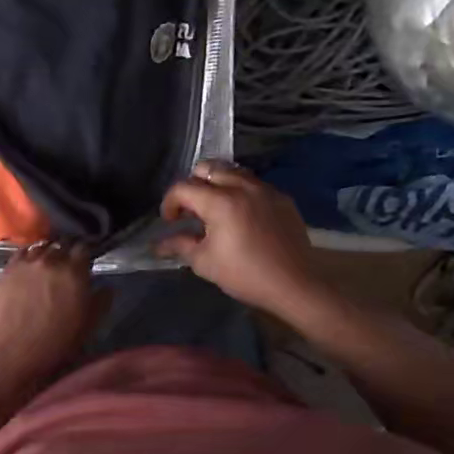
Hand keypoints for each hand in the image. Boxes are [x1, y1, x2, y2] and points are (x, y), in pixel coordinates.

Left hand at [0, 242, 99, 375]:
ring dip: (48, 251)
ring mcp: (28, 262)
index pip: (84, 248)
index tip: (86, 260)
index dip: (85, 252)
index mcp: (75, 272)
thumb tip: (106, 287)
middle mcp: (51, 260)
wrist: (12, 349)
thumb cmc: (56, 343)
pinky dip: (29, 254)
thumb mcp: (89, 325)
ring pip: (41, 246)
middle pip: (62, 244)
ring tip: (48, 261)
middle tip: (67, 262)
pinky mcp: (8, 268)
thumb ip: (101, 301)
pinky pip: (22, 252)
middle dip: (67, 250)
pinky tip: (29, 263)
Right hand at [155, 160, 319, 316]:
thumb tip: (158, 244)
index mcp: (220, 202)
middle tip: (192, 210)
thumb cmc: (245, 275)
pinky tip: (241, 216)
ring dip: (217, 184)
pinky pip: (254, 184)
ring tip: (215, 209)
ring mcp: (265, 190)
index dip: (170, 202)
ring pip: (233, 171)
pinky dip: (240, 192)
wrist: (295, 284)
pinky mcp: (282, 198)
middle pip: (208, 168)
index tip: (170, 221)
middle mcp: (242, 187)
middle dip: (193, 185)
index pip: (183, 187)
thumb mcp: (204, 262)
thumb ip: (179, 245)